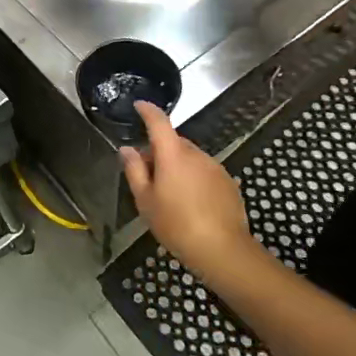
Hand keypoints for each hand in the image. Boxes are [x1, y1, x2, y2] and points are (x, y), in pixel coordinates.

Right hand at [120, 102, 262, 272]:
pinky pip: (204, 171)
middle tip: (146, 174)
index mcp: (173, 155)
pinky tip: (189, 202)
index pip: (159, 122)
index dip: (148, 110)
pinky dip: (193, 177)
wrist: (222, 249)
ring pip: (190, 157)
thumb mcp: (145, 200)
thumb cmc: (176, 224)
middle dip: (159, 150)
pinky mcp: (228, 183)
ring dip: (177, 165)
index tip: (139, 105)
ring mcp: (215, 168)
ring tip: (168, 193)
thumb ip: (134, 170)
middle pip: (174, 142)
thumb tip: (127, 149)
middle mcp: (196, 155)